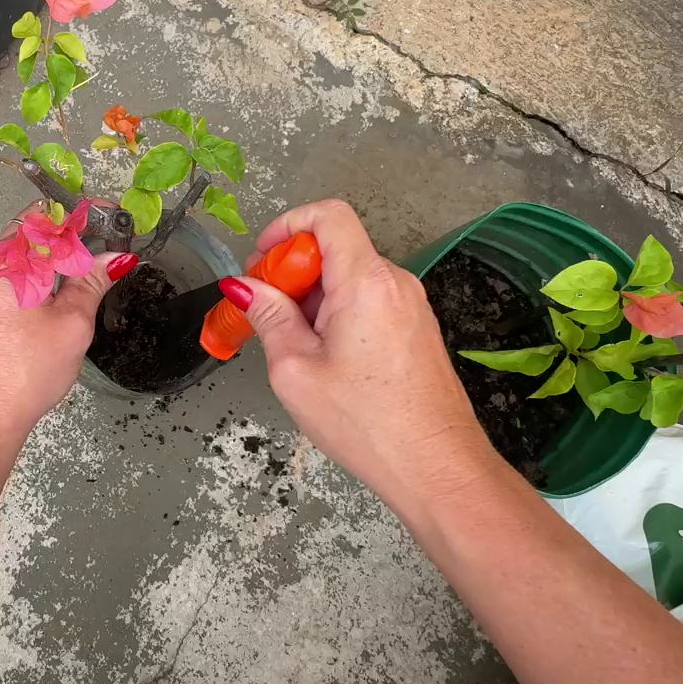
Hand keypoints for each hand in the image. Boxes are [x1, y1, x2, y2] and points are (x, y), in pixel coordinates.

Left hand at [0, 203, 134, 440]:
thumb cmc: (25, 370)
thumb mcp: (72, 322)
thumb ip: (93, 281)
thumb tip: (117, 257)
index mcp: (9, 258)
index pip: (50, 214)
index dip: (87, 212)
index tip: (118, 218)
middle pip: (39, 228)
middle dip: (78, 232)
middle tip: (116, 244)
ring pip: (31, 251)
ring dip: (64, 252)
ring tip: (100, 264)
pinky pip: (23, 271)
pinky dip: (49, 270)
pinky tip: (72, 286)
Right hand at [226, 200, 498, 515]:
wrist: (438, 468)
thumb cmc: (368, 423)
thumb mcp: (295, 370)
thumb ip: (268, 316)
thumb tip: (244, 286)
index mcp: (366, 282)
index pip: (328, 215)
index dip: (287, 224)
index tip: (262, 258)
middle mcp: (394, 282)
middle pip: (334, 248)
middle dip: (291, 270)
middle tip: (264, 310)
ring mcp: (410, 304)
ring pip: (349, 276)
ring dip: (312, 295)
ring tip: (293, 344)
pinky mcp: (415, 327)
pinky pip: (367, 299)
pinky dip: (336, 311)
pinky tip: (323, 356)